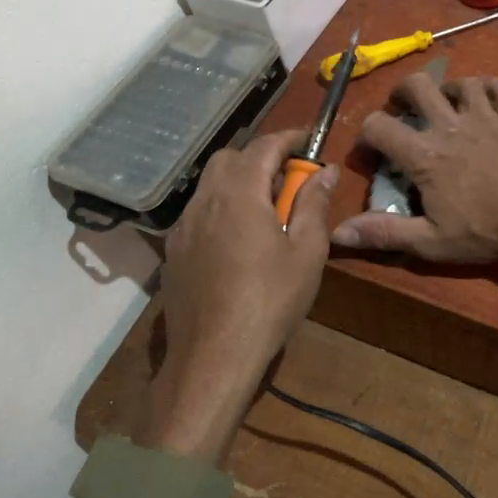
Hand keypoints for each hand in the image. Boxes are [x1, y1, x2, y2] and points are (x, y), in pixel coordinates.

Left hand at [136, 129, 335, 461]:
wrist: (212, 358)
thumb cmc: (270, 301)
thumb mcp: (306, 252)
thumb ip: (314, 205)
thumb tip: (324, 171)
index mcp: (239, 194)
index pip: (263, 146)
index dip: (288, 138)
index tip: (309, 140)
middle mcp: (204, 202)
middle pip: (230, 160)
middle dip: (260, 159)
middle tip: (290, 183)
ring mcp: (183, 229)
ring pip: (210, 187)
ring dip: (240, 185)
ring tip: (268, 214)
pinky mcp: (173, 255)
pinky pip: (199, 215)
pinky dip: (222, 211)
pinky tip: (241, 243)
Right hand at [331, 72, 497, 261]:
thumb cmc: (488, 229)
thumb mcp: (432, 241)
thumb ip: (385, 234)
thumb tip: (337, 232)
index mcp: (424, 155)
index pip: (379, 126)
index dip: (366, 134)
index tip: (371, 150)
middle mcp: (451, 125)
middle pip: (418, 86)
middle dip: (402, 91)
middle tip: (403, 108)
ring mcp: (486, 116)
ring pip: (460, 82)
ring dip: (447, 89)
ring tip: (445, 103)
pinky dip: (488, 87)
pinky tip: (485, 97)